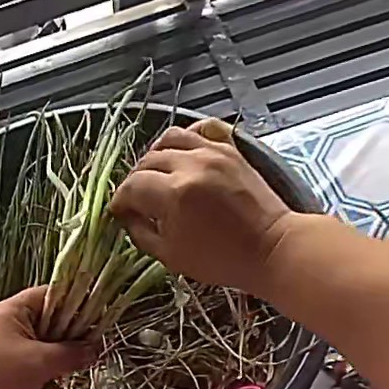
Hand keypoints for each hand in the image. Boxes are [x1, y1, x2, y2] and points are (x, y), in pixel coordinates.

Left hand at [0, 285, 96, 388]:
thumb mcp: (40, 363)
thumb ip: (70, 354)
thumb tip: (93, 349)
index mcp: (10, 310)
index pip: (49, 294)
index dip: (75, 305)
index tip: (96, 322)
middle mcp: (3, 323)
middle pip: (45, 322)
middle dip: (67, 338)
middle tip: (86, 353)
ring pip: (37, 346)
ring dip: (54, 360)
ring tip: (70, 373)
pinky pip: (25, 364)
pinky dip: (39, 374)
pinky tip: (50, 388)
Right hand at [108, 120, 302, 293]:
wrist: (270, 247)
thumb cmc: (219, 259)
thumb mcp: (170, 256)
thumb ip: (141, 233)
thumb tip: (127, 217)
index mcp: (173, 194)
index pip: (132, 187)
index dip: (119, 200)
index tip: (118, 212)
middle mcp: (190, 165)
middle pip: (147, 161)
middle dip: (134, 181)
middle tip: (134, 200)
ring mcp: (213, 151)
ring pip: (169, 138)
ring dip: (154, 156)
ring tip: (154, 175)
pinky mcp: (230, 148)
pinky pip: (201, 128)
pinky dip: (186, 136)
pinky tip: (181, 153)